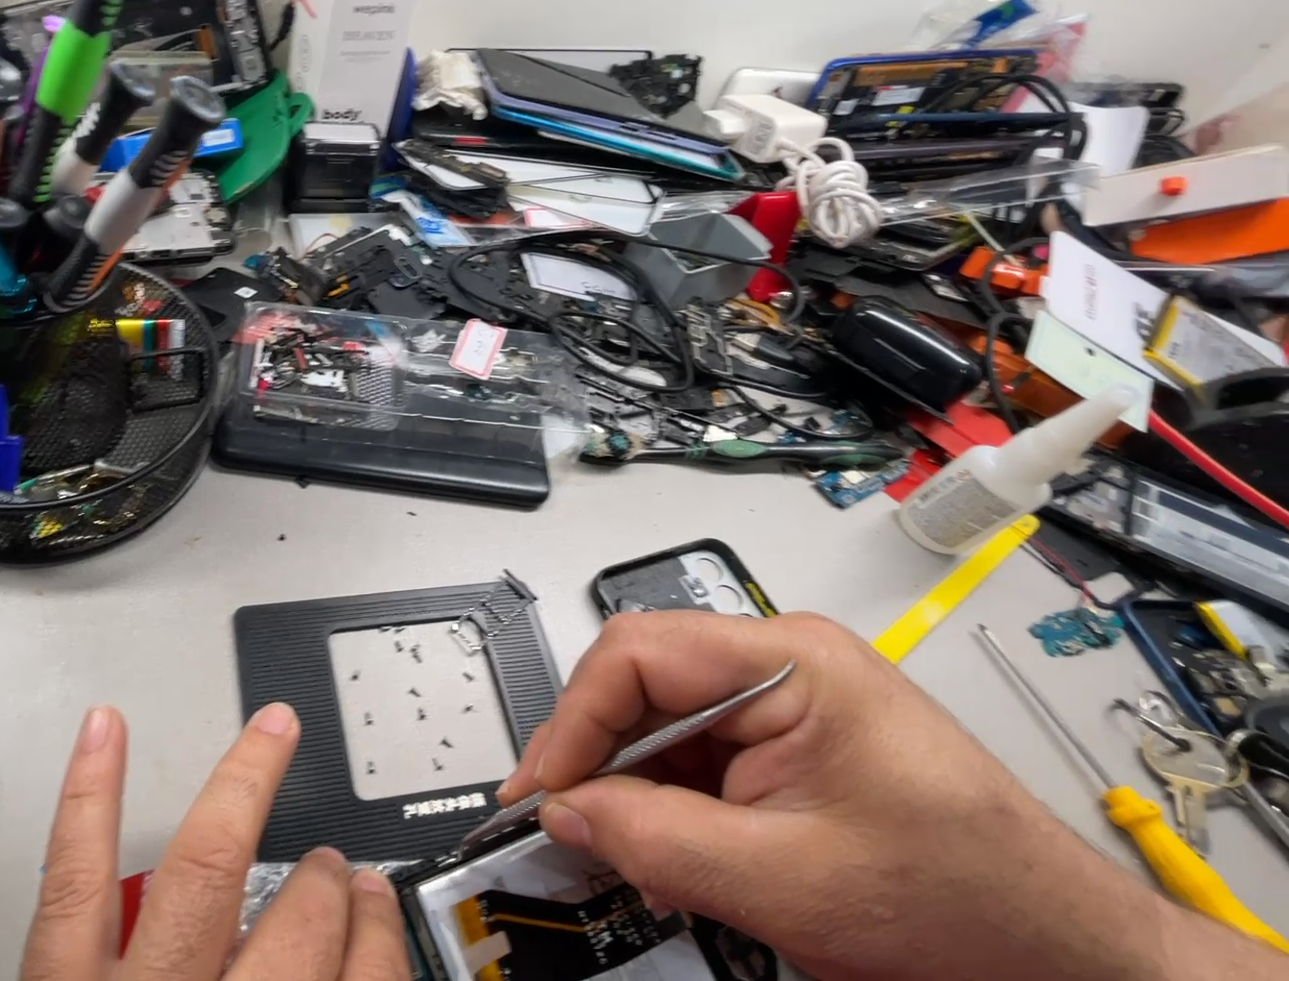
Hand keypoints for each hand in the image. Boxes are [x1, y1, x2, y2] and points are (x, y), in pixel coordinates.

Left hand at [20, 703, 410, 980]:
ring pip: (200, 873)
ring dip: (241, 797)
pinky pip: (75, 878)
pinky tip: (105, 729)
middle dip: (323, 886)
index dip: (376, 939)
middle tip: (324, 869)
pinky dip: (88, 794)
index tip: (373, 911)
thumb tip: (365, 945)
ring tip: (261, 756)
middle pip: (297, 935)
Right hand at [500, 610, 1284, 980]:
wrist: (1061, 952)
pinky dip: (661, 801)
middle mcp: (777, 661)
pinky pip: (688, 753)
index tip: (542, 789)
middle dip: (594, 754)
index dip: (574, 719)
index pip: (637, 653)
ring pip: (656, 722)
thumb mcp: (789, 883)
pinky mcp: (777, 737)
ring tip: (622, 850)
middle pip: (639, 682)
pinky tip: (665, 849)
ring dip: (627, 786)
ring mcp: (777, 698)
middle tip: (562, 820)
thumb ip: (658, 841)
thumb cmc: (964, 902)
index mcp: (789, 660)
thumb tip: (564, 809)